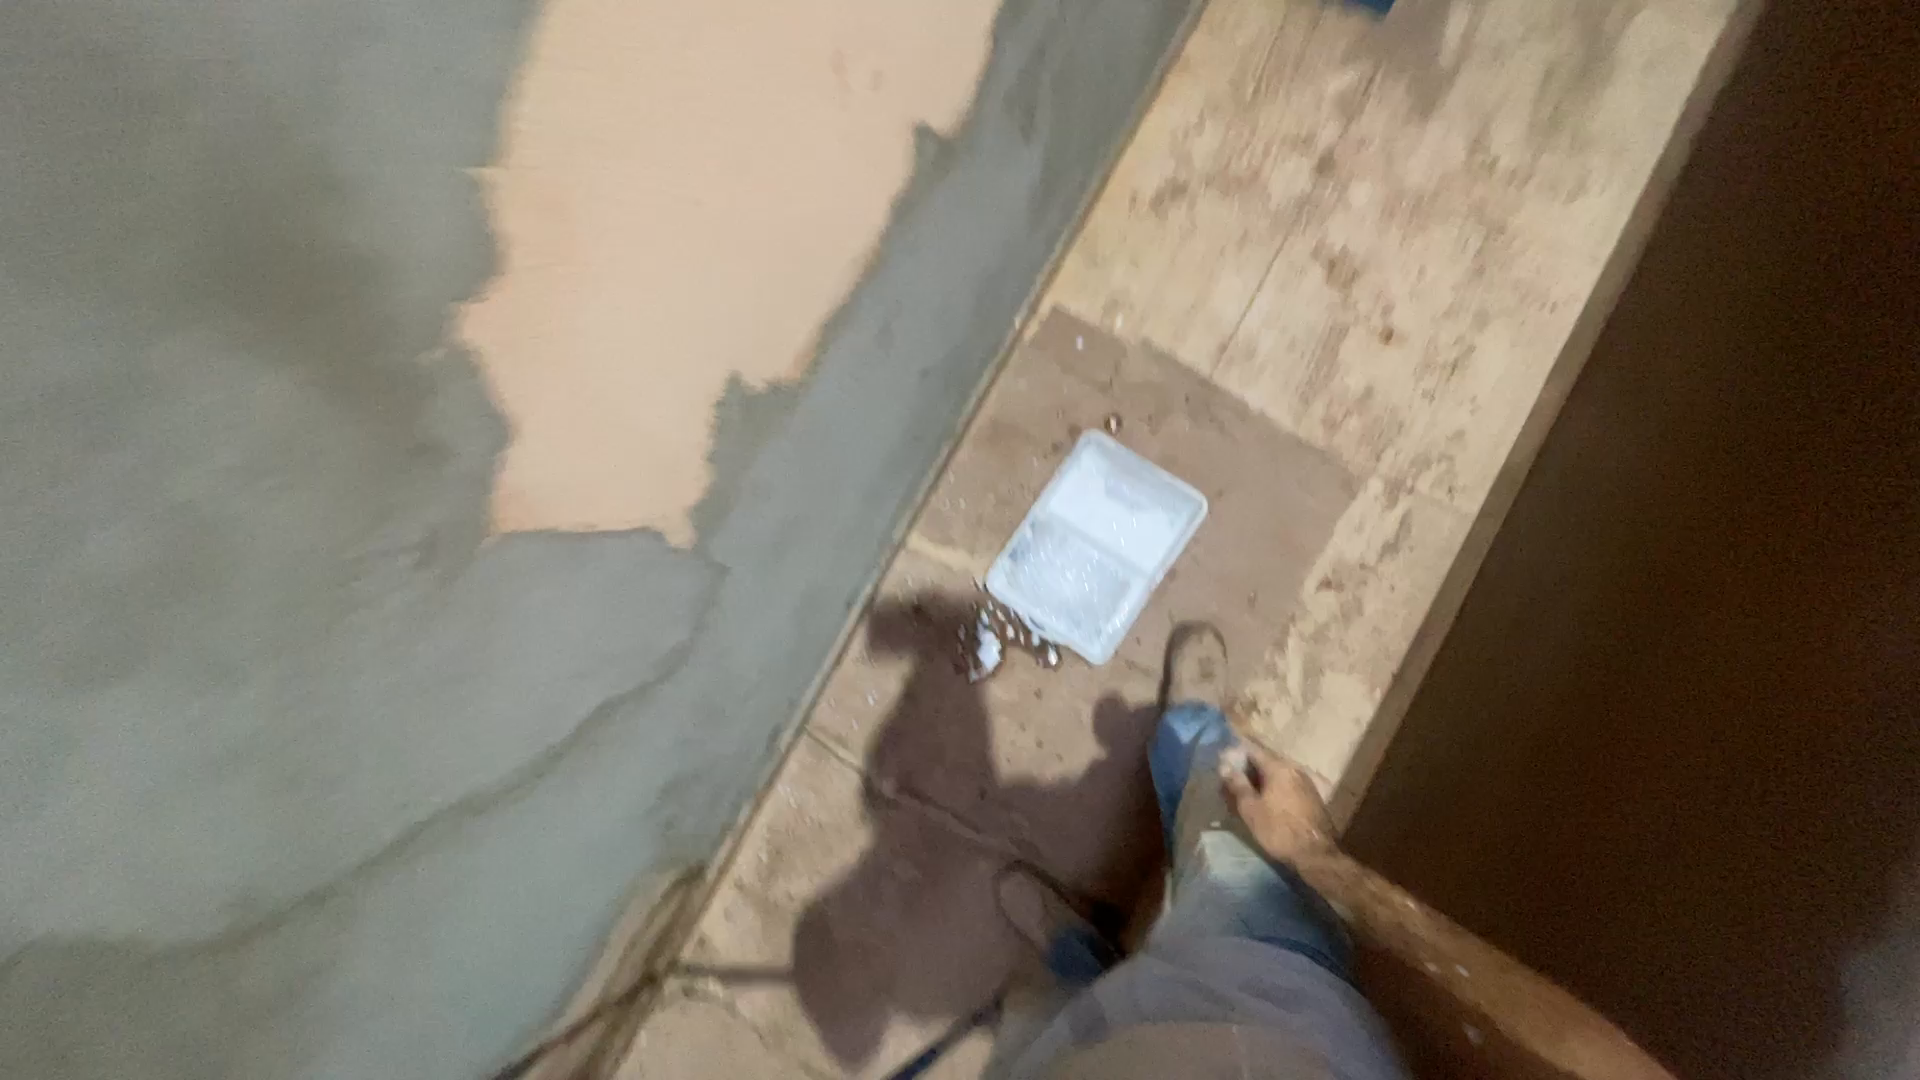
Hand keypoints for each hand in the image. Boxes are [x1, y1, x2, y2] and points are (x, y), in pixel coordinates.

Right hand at [1220, 740, 1337, 864]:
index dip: (1235, 754)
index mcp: (1278, 767)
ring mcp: (1306, 783)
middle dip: (1247, 768)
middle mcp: (1294, 769)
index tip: (1222, 763)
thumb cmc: (1279, 830)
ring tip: (1245, 792)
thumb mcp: (1250, 808)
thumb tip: (1225, 766)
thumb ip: (1237, 784)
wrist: (1317, 856)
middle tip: (1231, 780)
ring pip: (1277, 774)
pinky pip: (1287, 785)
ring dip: (1260, 780)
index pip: (1252, 750)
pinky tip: (1265, 801)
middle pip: (1265, 761)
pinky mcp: (1312, 797)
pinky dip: (1273, 788)